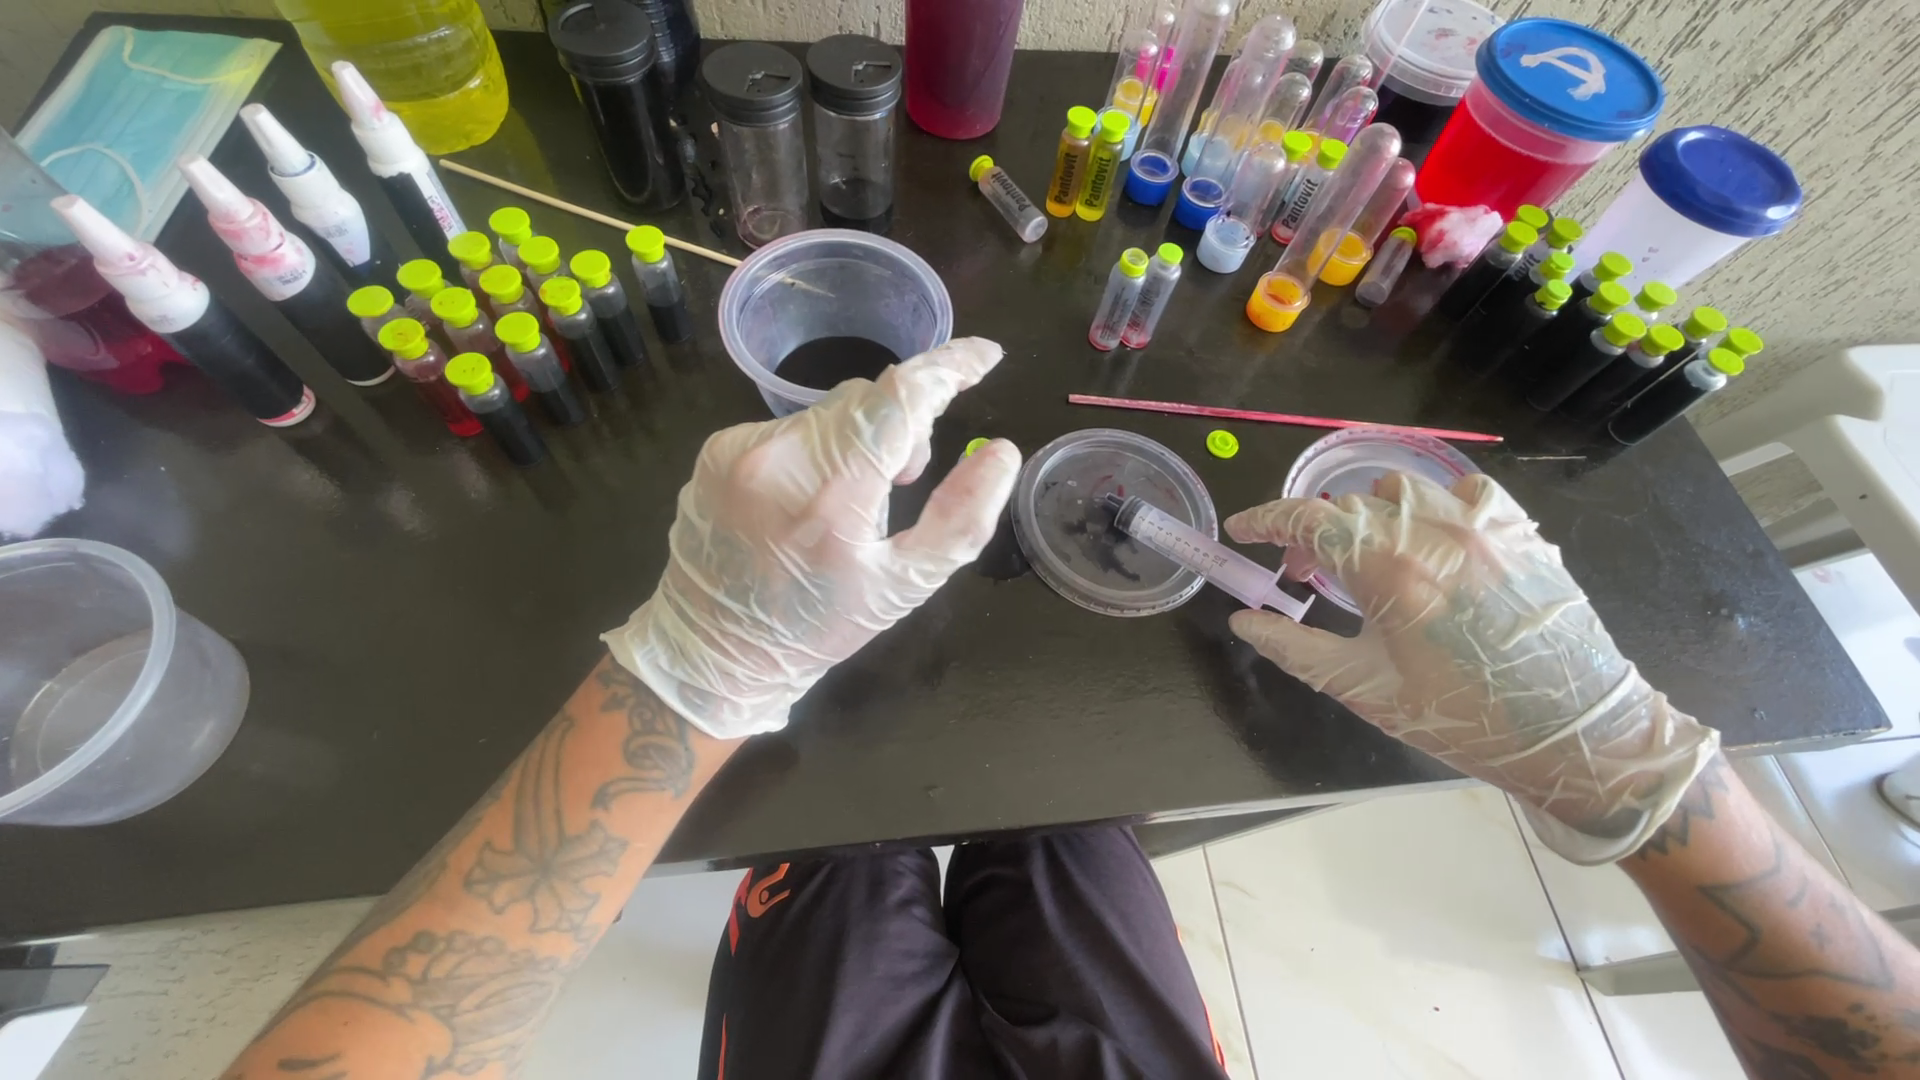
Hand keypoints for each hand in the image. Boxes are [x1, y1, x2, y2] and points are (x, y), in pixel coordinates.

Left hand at [604, 338, 1018, 739]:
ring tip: (854, 499)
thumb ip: (960, 521)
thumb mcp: (902, 589)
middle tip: (906, 479)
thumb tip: (1001, 452)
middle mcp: (779, 453)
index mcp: (832, 490)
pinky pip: (791, 427)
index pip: (900, 395)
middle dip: (903, 425)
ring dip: (859, 437)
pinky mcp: (716, 450)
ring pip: (829, 410)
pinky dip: (818, 449)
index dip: (950, 366)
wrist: (712, 649)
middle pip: (866, 397)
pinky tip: (807, 501)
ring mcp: (739, 447)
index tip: (986, 357)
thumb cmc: (816, 627)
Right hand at [1225, 472, 1718, 863]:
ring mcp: (1483, 526)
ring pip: (1401, 487)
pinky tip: (1430, 539)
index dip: (1265, 520)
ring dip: (1366, 512)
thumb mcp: (1363, 689)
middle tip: (1304, 574)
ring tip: (1366, 553)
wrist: (1580, 737)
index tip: (1242, 531)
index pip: (1309, 520)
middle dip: (1312, 533)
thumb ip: (1294, 648)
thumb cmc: (1461, 717)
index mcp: (1390, 570)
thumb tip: (1244, 622)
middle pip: (1348, 506)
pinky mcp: (1521, 532)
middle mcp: (1434, 532)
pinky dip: (1432, 502)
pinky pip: (1464, 489)